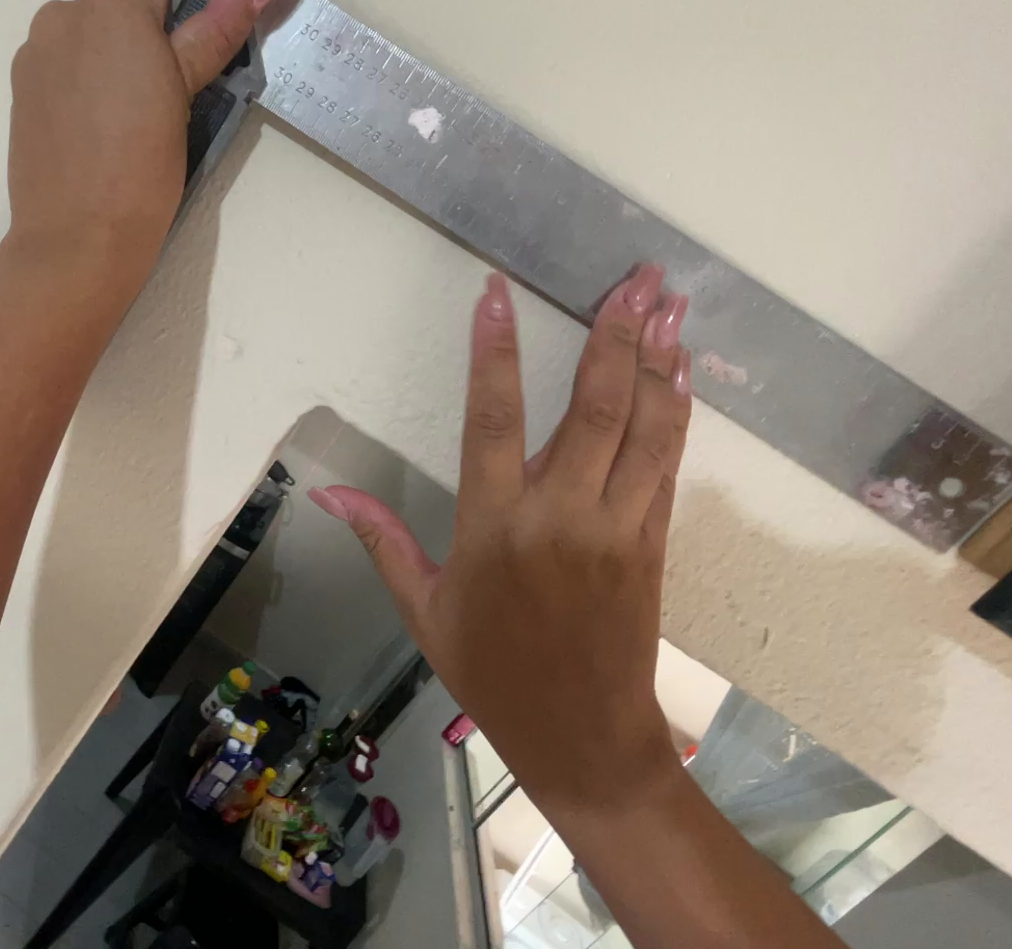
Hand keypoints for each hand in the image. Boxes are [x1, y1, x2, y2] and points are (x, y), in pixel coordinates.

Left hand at [2, 0, 296, 286]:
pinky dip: (81, 96)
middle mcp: (63, 17)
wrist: (78, 241)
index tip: (184, 85)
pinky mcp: (19, 95)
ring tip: (123, 134)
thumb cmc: (143, 170)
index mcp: (110, 6)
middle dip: (142, 51)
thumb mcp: (188, 96)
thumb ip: (221, 29)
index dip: (180, 36)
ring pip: (88, 46)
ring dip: (109, 71)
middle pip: (119, 16)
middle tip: (158, 115)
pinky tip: (92, 142)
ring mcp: (34, 57)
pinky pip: (62, 76)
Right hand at [312, 268, 692, 815]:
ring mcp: (617, 526)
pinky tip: (683, 374)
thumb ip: (381, 539)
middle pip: (594, 408)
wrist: (582, 735)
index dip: (494, 350)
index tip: (497, 293)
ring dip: (659, 361)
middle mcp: (560, 514)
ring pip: (645, 428)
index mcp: (493, 526)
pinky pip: (668, 465)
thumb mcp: (423, 608)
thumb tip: (327, 493)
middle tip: (638, 275)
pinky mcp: (654, 542)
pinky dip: (677, 413)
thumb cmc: (490, 671)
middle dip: (615, 334)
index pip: (492, 419)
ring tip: (671, 301)